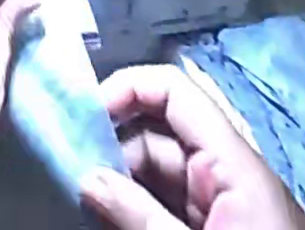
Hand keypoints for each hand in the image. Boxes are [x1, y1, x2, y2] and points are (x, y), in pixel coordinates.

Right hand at [81, 65, 304, 229]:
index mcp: (232, 158)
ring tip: (80, 192)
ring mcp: (223, 201)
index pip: (174, 89)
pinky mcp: (218, 228)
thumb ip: (138, 216)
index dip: (129, 89)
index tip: (86, 116)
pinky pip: (170, 202)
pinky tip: (107, 214)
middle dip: (116, 142)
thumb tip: (86, 176)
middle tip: (72, 166)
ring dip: (121, 177)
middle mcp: (226, 167)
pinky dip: (138, 204)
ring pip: (160, 169)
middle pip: (161, 131)